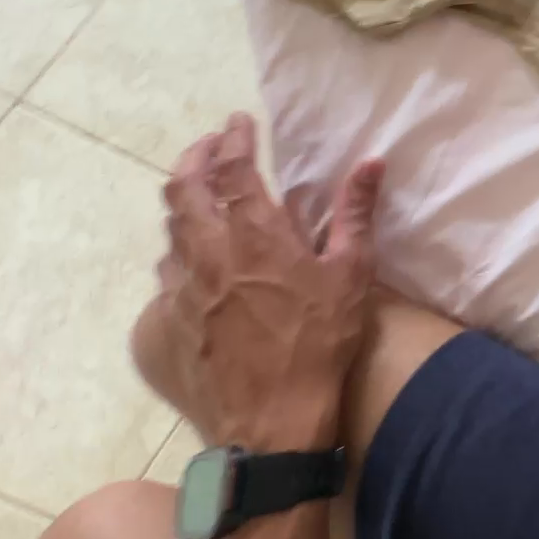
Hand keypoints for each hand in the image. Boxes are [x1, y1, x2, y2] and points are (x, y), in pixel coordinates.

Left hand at [132, 113, 383, 450]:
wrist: (272, 417)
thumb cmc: (322, 338)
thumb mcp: (353, 271)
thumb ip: (356, 213)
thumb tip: (371, 162)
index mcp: (255, 235)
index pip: (231, 170)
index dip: (232, 140)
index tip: (238, 121)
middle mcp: (207, 253)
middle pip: (182, 191)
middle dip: (194, 159)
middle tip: (210, 144)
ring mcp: (181, 289)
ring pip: (169, 230)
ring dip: (183, 201)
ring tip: (201, 193)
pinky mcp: (168, 322)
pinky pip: (166, 272)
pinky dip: (180, 248)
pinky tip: (197, 258)